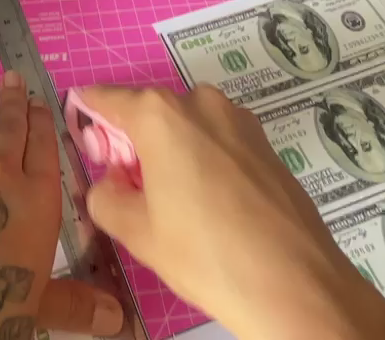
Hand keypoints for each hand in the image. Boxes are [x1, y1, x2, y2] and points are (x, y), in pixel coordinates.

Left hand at [0, 71, 126, 339]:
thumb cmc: (3, 311)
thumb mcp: (49, 307)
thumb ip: (81, 303)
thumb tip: (120, 319)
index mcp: (36, 198)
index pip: (43, 146)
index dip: (41, 120)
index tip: (39, 102)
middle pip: (9, 128)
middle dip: (12, 100)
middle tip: (10, 78)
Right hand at [79, 85, 384, 339]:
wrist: (297, 286)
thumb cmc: (205, 253)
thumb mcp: (135, 232)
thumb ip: (103, 195)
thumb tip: (109, 182)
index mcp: (157, 112)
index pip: (104, 98)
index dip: (88, 120)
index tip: (88, 150)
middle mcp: (197, 100)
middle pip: (147, 111)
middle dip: (131, 142)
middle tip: (132, 191)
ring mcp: (237, 118)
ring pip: (184, 126)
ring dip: (170, 151)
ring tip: (178, 205)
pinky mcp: (264, 141)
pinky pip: (217, 139)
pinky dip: (204, 160)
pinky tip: (213, 207)